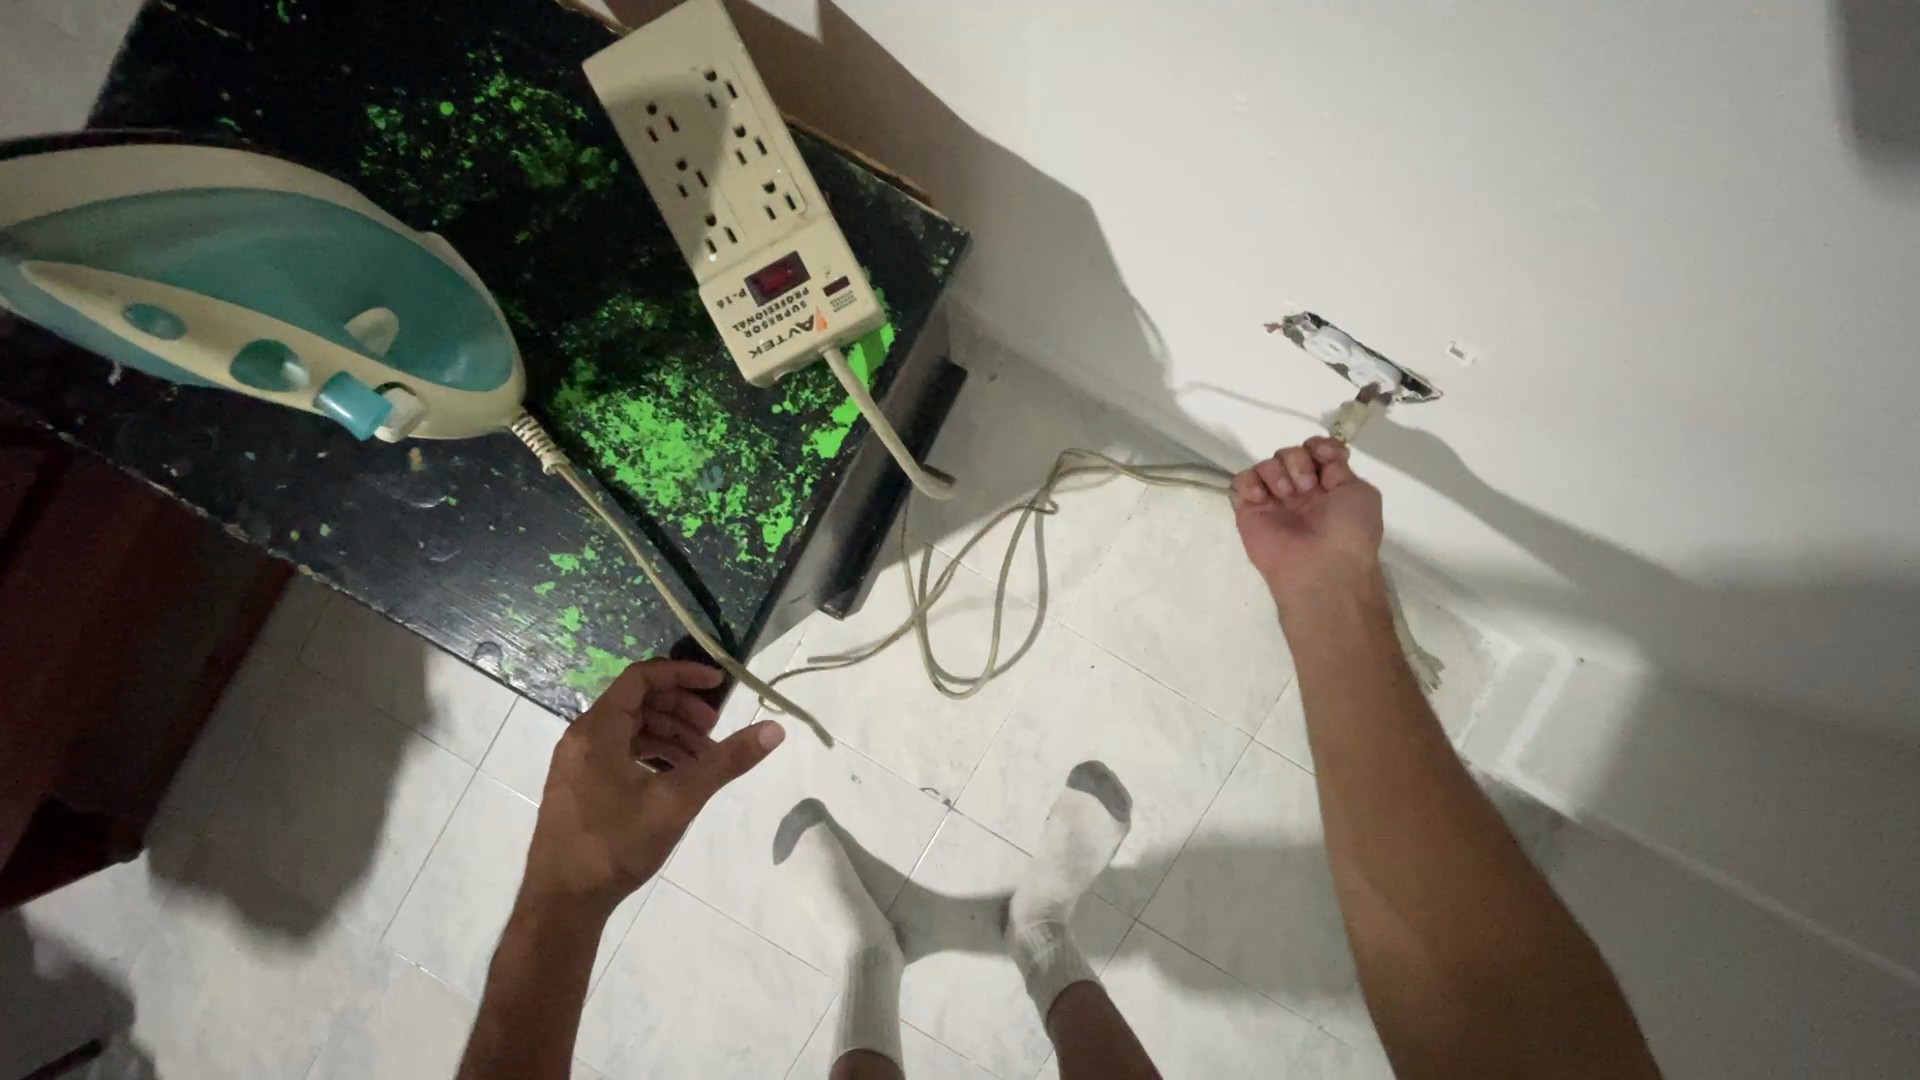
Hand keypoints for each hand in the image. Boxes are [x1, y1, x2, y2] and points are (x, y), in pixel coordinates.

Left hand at [522, 659, 784, 916]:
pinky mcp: (578, 787)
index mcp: (598, 729)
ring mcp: (576, 764)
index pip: (642, 677)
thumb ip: (727, 761)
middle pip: (638, 701)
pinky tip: (676, 778)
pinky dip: (652, 754)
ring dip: (671, 735)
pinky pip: (619, 752)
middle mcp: (582, 737)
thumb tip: (775, 730)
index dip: (683, 674)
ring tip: (703, 760)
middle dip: (682, 710)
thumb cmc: (617, 844)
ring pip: (630, 729)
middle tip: (714, 730)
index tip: (718, 684)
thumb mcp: (679, 799)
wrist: (561, 906)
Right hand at [1231, 436, 1382, 608]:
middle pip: (1288, 453)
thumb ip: (1338, 465)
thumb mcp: (1360, 491)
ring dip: (1277, 472)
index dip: (1317, 447)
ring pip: (1265, 464)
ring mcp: (1272, 500)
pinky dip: (1249, 482)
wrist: (1321, 565)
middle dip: (1298, 463)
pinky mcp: (1248, 510)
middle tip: (1306, 488)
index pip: (1314, 451)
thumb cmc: (1348, 530)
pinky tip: (1262, 498)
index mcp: (1326, 486)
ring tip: (1286, 495)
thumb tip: (1317, 453)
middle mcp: (1298, 490)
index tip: (1323, 457)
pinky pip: (1240, 481)